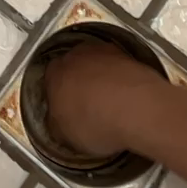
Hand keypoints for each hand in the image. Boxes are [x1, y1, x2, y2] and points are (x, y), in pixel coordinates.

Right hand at [44, 39, 174, 157]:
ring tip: (111, 104)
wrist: (136, 108)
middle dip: (79, 83)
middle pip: (73, 68)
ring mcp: (103, 51)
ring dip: (101, 79)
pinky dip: (121, 79)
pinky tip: (128, 99)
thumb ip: (56, 124)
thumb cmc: (95, 122)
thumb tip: (56, 123)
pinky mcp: (128, 55)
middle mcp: (76, 56)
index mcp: (55, 74)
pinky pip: (119, 67)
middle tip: (87, 106)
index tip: (65, 111)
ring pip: (97, 65)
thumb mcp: (66, 136)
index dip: (58, 96)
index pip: (50, 82)